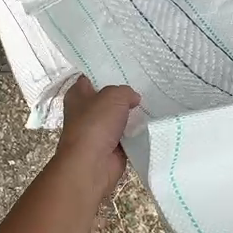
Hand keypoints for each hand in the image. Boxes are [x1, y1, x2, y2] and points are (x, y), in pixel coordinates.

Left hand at [53, 76, 141, 203]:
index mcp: (78, 94)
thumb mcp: (113, 96)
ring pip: (119, 116)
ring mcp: (99, 130)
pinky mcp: (111, 147)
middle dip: (124, 94)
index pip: (91, 78)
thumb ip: (125, 91)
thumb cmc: (95, 123)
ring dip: (133, 114)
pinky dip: (137, 132)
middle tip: (145, 85)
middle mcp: (86, 111)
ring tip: (154, 102)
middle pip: (108, 98)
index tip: (126, 68)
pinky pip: (127, 135)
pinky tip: (152, 123)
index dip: (106, 72)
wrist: (92, 164)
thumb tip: (133, 98)